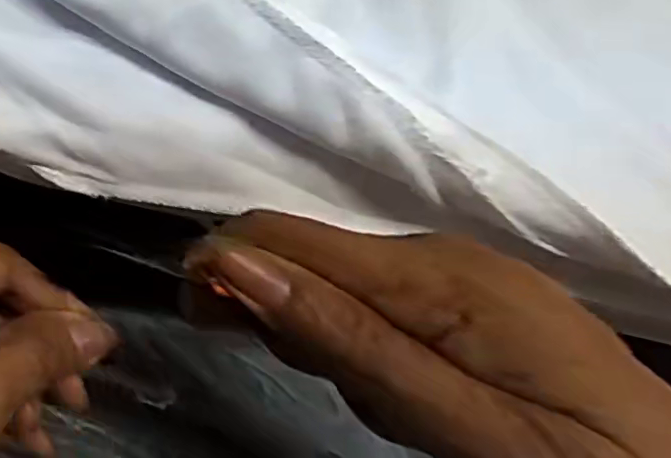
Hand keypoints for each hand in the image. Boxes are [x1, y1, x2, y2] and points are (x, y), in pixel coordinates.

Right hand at [184, 212, 670, 457]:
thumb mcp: (475, 435)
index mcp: (440, 274)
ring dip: (315, 323)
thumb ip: (350, 343)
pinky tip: (385, 379)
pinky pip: (382, 296)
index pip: (288, 235)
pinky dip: (356, 331)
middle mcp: (444, 254)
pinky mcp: (482, 303)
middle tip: (238, 350)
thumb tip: (232, 265)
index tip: (188, 309)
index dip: (222, 259)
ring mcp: (467, 277)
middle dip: (263, 293)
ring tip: (350, 392)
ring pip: (340, 275)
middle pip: (308, 250)